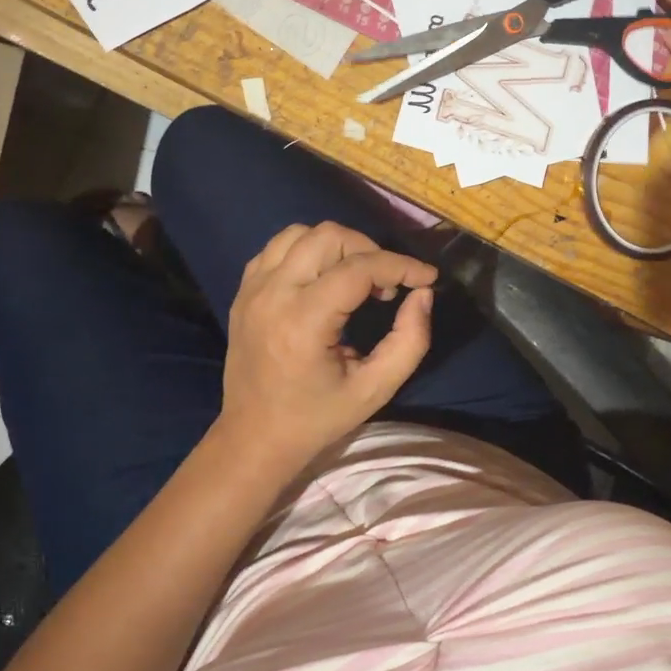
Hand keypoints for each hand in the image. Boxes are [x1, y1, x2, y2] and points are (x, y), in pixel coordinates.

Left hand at [217, 221, 436, 465]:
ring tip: (356, 279)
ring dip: (338, 247)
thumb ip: (409, 341)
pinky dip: (308, 252)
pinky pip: (278, 248)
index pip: (358, 268)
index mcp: (303, 323)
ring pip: (300, 233)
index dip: (400, 265)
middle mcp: (272, 295)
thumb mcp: (375, 389)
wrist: (254, 437)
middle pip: (328, 237)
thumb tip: (422, 294)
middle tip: (386, 286)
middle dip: (369, 250)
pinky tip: (324, 281)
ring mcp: (252, 290)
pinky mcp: (243, 291)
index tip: (426, 277)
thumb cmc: (318, 418)